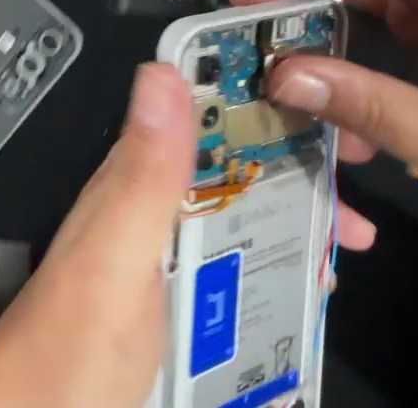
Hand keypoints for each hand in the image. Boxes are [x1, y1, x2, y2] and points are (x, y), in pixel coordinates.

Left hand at [0, 58, 377, 407]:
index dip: (247, 99)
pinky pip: (227, 263)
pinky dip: (268, 261)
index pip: (194, 116)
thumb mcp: (116, 251)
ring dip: (286, 216)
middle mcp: (145, 212)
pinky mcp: (167, 299)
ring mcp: (157, 257)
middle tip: (346, 179)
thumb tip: (160, 74)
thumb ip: (142, 169)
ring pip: (232, 216)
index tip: (306, 94)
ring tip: (337, 233)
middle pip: (225, 169)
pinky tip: (292, 278)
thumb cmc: (71, 343)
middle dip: (288, 167)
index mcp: (134, 185)